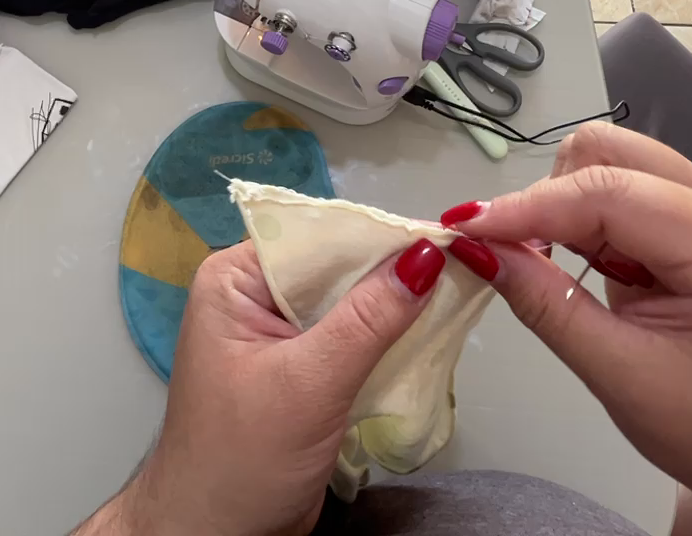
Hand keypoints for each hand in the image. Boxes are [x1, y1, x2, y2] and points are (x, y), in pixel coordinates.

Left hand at [78, 238, 443, 535]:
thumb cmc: (242, 458)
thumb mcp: (309, 382)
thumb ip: (368, 319)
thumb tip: (426, 255)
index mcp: (235, 277)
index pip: (312, 236)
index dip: (373, 233)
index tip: (436, 234)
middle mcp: (254, 291)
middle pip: (333, 264)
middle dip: (389, 267)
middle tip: (457, 258)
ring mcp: (277, 327)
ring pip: (346, 298)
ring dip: (392, 301)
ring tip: (454, 285)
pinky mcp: (300, 362)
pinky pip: (349, 333)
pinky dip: (383, 335)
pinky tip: (425, 328)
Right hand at [438, 123, 691, 519]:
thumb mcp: (622, 378)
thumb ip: (546, 304)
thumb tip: (472, 248)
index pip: (610, 194)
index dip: (529, 206)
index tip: (464, 227)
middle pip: (611, 150)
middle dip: (552, 194)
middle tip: (529, 254)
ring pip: (610, 155)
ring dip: (567, 200)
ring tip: (571, 263)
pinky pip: (619, 181)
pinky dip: (583, 211)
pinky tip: (591, 259)